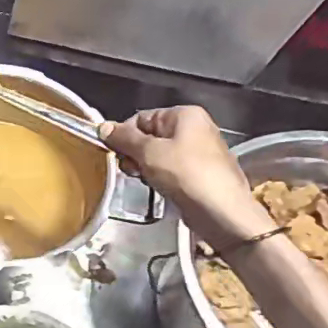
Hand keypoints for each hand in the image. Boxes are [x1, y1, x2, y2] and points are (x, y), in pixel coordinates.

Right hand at [101, 107, 274, 245]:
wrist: (222, 212)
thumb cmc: (189, 176)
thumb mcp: (149, 153)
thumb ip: (125, 139)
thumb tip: (105, 128)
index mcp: (185, 115)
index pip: (142, 117)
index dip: (125, 135)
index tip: (115, 153)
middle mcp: (195, 129)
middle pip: (150, 137)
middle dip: (136, 154)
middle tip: (133, 169)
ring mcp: (199, 153)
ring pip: (159, 157)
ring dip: (147, 169)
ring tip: (148, 181)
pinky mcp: (199, 176)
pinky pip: (171, 172)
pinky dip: (161, 180)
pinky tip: (161, 190)